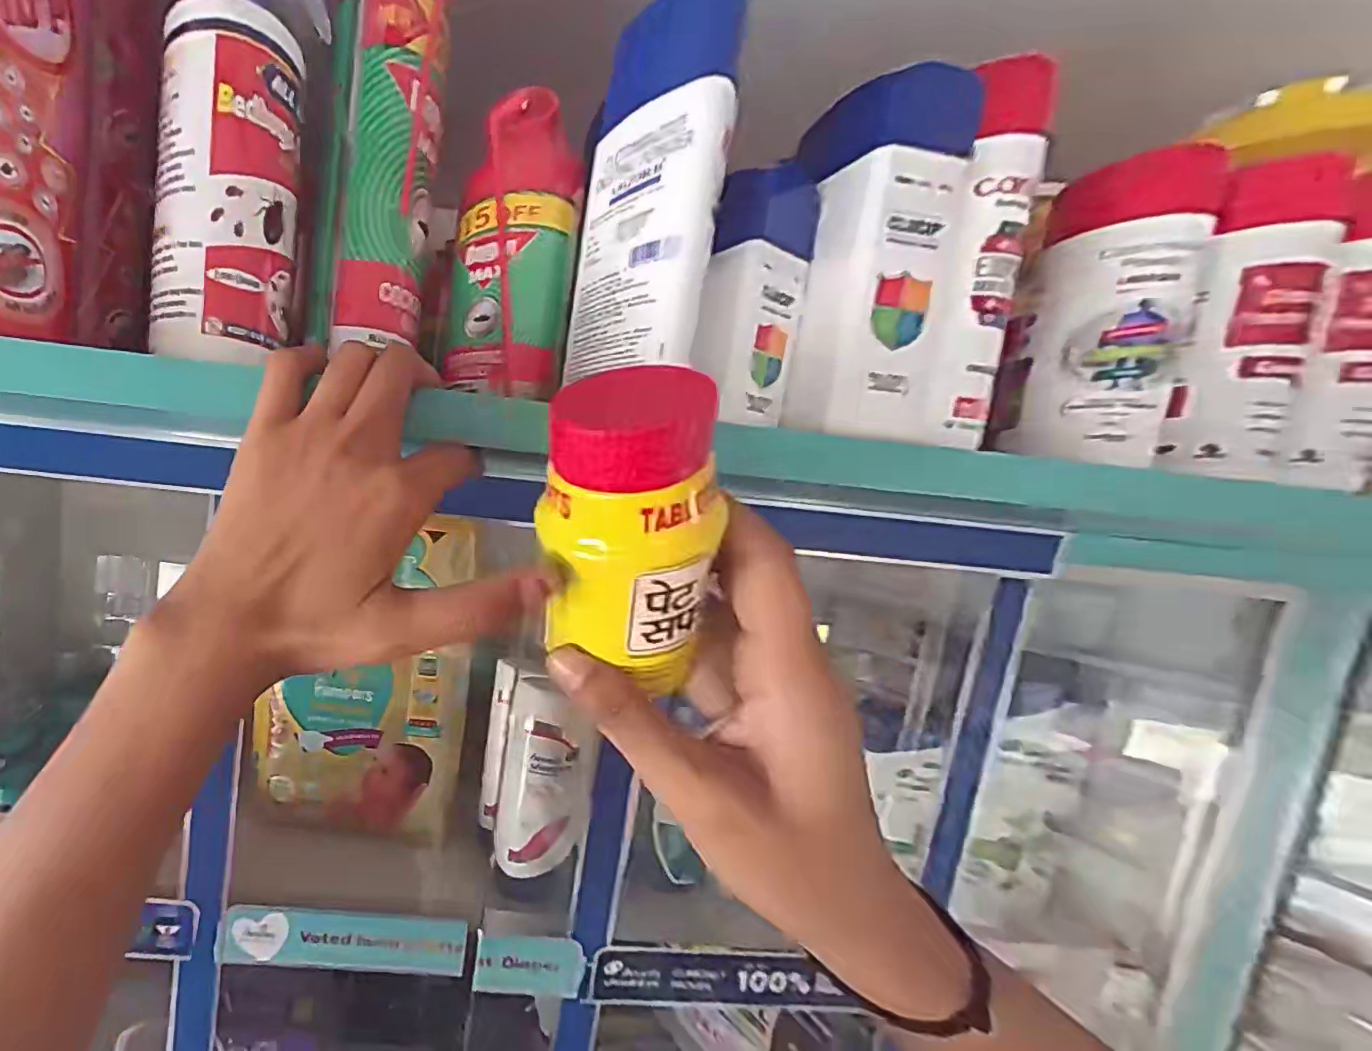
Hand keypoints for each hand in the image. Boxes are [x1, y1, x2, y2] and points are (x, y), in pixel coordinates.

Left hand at [152, 343, 550, 694]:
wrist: (230, 621)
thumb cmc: (315, 626)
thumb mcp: (404, 630)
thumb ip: (475, 607)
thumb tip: (545, 585)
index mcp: (396, 495)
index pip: (454, 455)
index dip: (466, 461)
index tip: (460, 473)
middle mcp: (358, 448)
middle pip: (404, 376)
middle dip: (428, 382)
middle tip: (429, 406)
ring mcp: (306, 432)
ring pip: (355, 360)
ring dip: (378, 364)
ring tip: (385, 389)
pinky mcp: (265, 431)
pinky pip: (287, 367)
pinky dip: (308, 358)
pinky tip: (321, 374)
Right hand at [546, 498, 972, 1021]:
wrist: (845, 914)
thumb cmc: (786, 857)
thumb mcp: (697, 793)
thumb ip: (630, 721)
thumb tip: (562, 656)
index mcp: (789, 670)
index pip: (766, 566)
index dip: (723, 519)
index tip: (661, 493)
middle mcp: (784, 659)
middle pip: (739, 576)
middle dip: (679, 544)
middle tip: (610, 524)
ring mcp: (769, 678)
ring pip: (718, 612)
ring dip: (665, 589)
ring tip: (600, 564)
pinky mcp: (753, 697)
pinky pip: (707, 649)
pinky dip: (664, 634)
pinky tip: (615, 631)